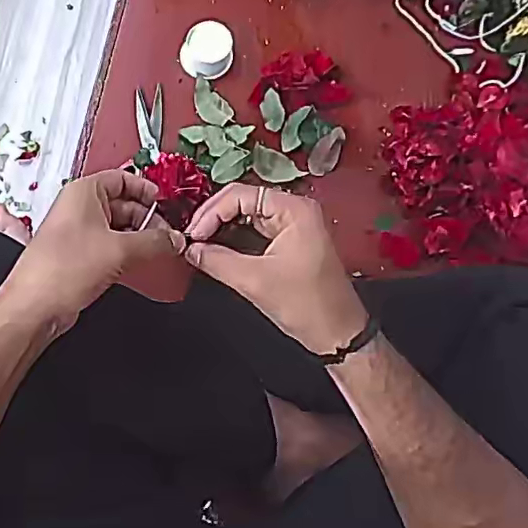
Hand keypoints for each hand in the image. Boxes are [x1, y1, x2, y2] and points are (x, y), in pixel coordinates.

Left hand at [0, 169, 183, 335]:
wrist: (35, 308)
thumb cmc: (62, 269)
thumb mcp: (119, 249)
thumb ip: (154, 242)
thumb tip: (175, 239)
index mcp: (84, 192)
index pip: (122, 178)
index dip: (146, 189)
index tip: (165, 203)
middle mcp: (80, 208)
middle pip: (124, 203)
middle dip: (147, 218)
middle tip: (168, 234)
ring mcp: (79, 232)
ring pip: (118, 227)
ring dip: (140, 237)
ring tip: (160, 249)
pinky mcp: (80, 256)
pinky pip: (110, 245)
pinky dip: (128, 250)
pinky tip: (142, 260)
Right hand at [182, 185, 366, 355]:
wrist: (338, 332)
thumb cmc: (305, 304)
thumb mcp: (255, 281)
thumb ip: (217, 261)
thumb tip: (189, 249)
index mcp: (294, 208)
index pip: (241, 195)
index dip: (211, 212)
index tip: (192, 235)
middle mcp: (294, 208)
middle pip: (243, 200)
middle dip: (213, 218)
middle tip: (190, 240)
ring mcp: (292, 224)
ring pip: (246, 215)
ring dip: (221, 228)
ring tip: (197, 245)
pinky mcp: (288, 240)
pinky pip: (254, 230)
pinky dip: (234, 239)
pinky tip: (215, 250)